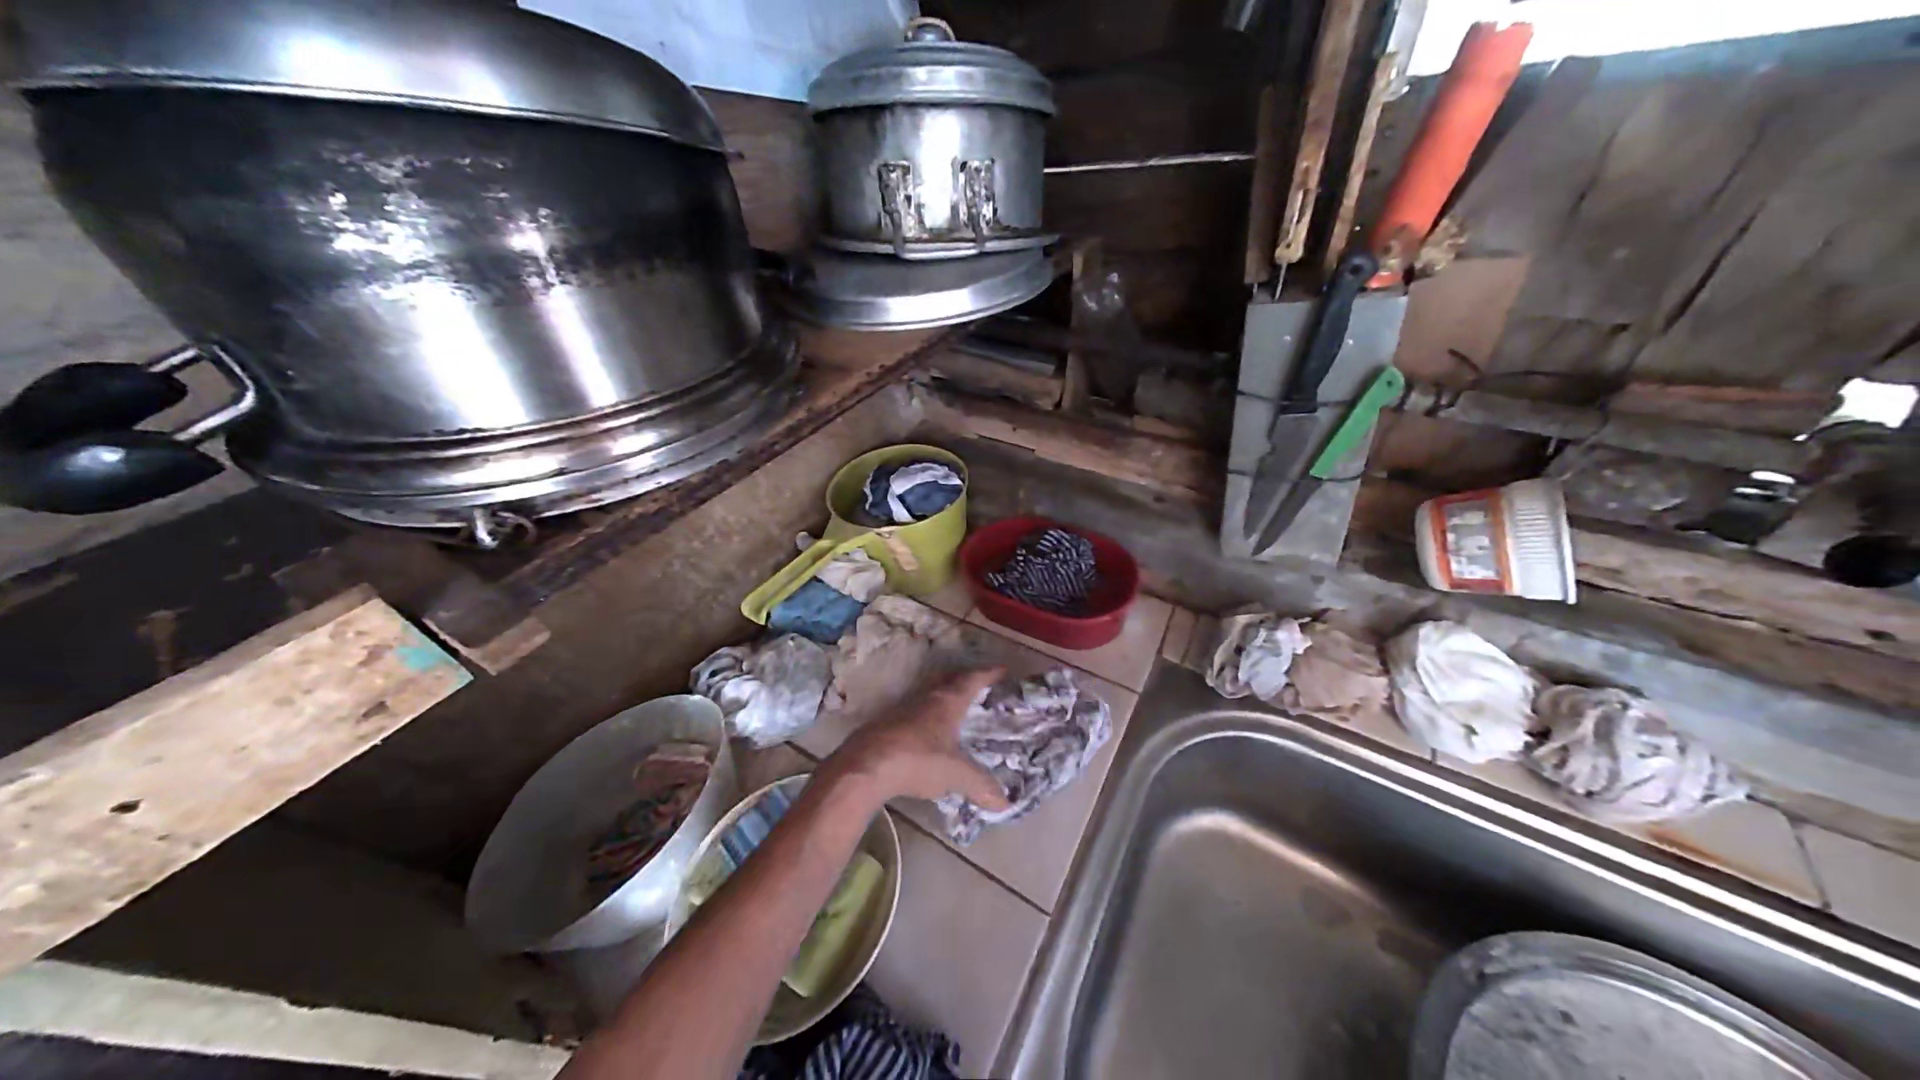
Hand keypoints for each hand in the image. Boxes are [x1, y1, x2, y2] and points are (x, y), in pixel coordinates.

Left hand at [825, 667, 1011, 811]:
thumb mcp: (956, 774)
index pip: (972, 679)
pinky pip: (914, 710)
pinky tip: (928, 731)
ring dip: (943, 695)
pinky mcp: (887, 724)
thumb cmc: (918, 760)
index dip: (988, 674)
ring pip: (929, 693)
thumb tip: (1004, 803)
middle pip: (948, 679)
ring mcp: (903, 709)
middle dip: (965, 679)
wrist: (865, 767)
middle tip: (979, 685)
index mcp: (947, 702)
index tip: (1002, 670)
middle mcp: (925, 698)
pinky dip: (927, 714)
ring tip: (956, 707)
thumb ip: (981, 786)